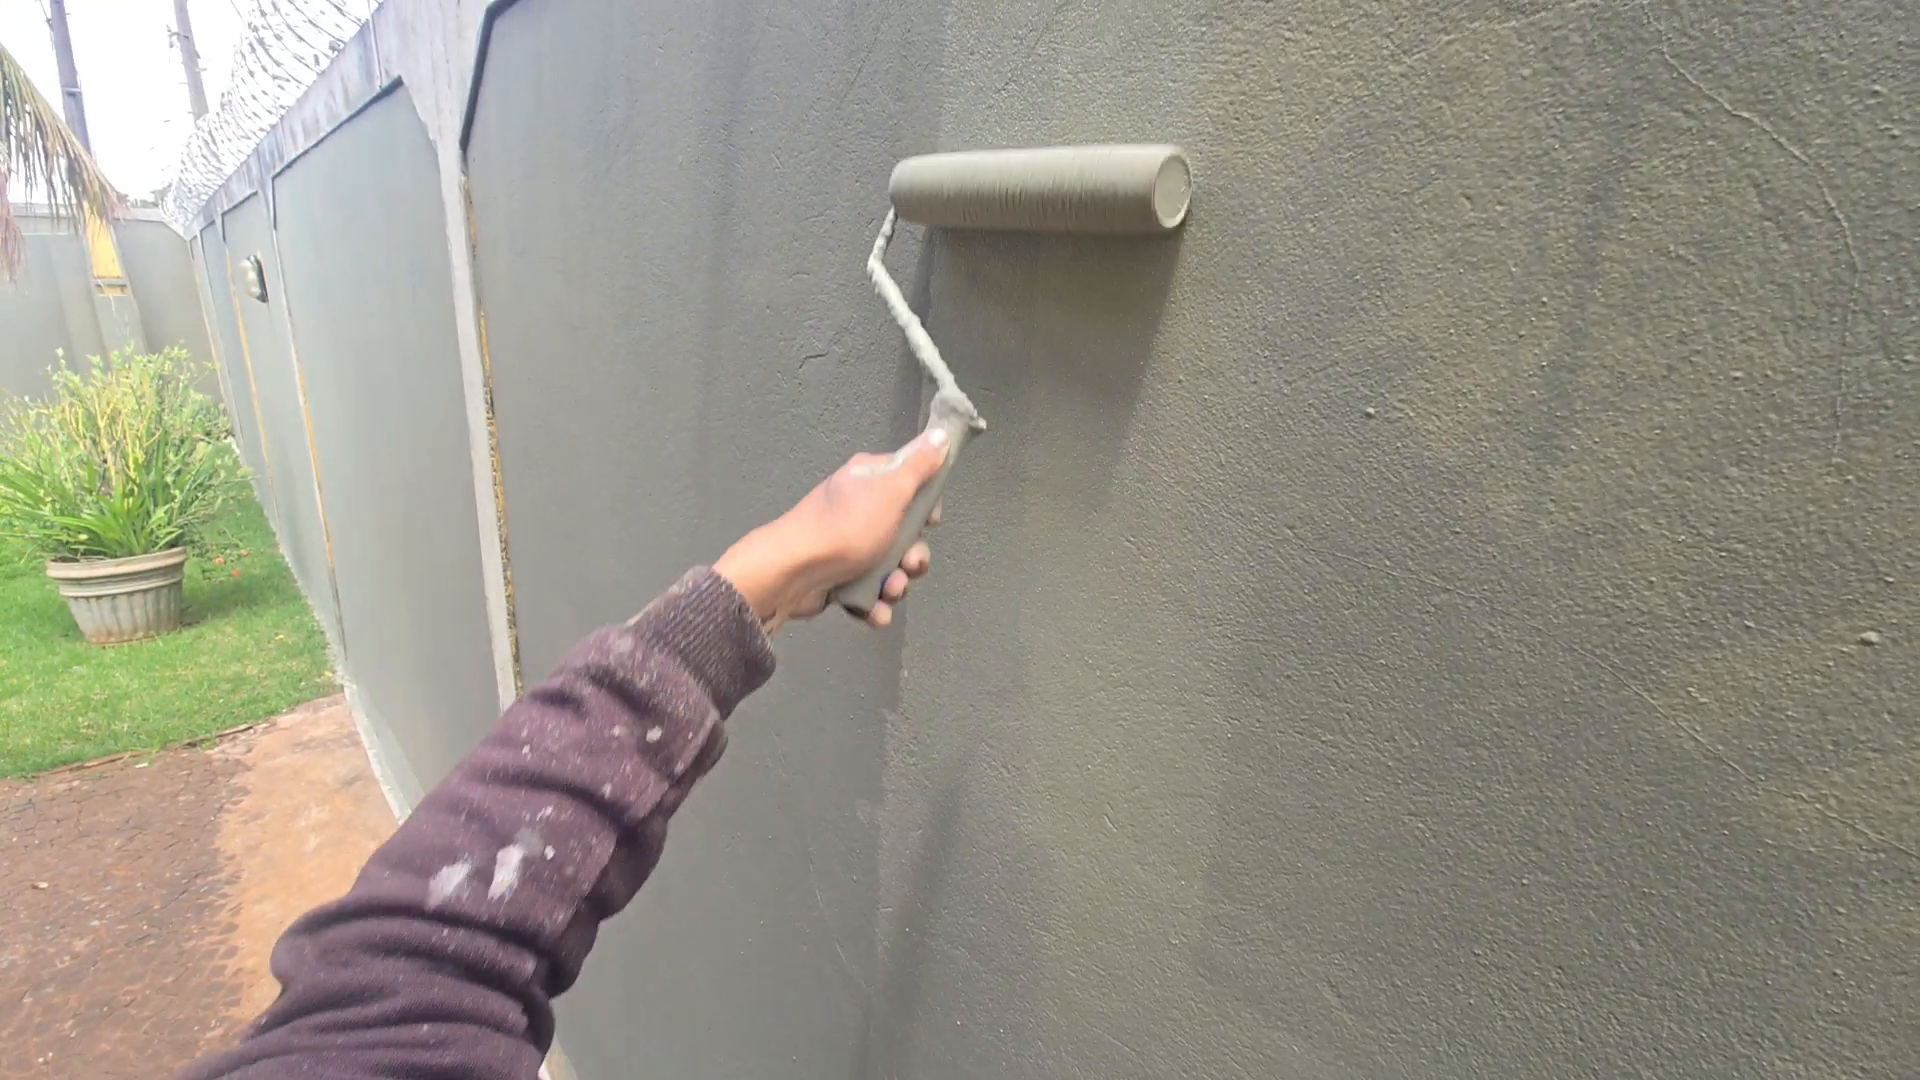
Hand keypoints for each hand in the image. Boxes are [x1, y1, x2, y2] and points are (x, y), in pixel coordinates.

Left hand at [714, 427, 948, 631]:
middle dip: (914, 558)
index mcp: (870, 481)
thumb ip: (919, 465)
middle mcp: (859, 510)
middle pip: (906, 536)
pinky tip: (874, 611)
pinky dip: (876, 606)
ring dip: (897, 586)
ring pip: (891, 569)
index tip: (929, 522)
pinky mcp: (840, 579)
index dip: (926, 508)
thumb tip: (941, 434)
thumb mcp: (890, 490)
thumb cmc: (844, 527)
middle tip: (909, 564)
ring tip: (888, 591)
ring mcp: (849, 547)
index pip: (912, 486)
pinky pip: (870, 594)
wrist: (792, 572)